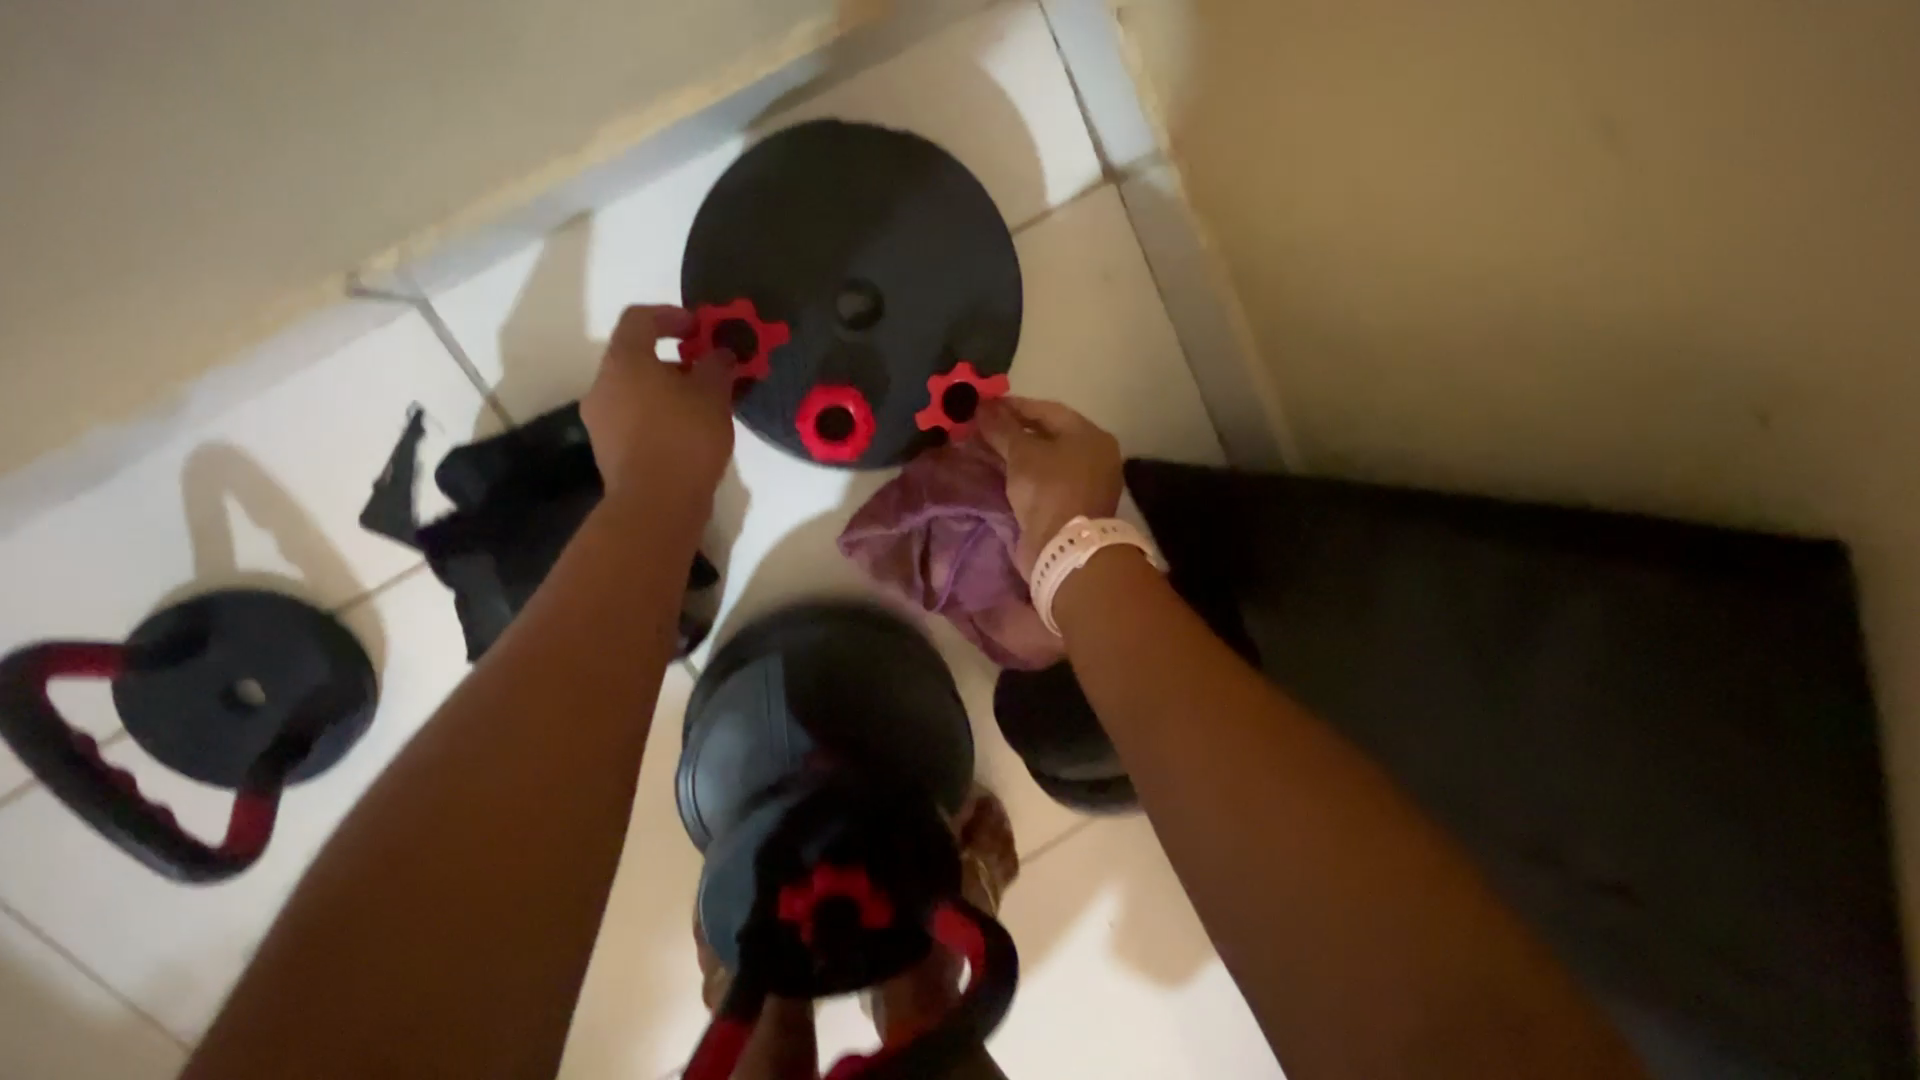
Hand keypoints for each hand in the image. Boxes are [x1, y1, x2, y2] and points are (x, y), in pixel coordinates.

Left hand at [581, 305, 734, 502]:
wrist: (656, 504)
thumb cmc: (684, 438)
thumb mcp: (714, 394)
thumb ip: (717, 365)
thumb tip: (720, 353)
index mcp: (624, 361)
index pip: (639, 318)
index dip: (671, 315)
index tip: (700, 327)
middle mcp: (603, 385)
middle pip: (637, 358)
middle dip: (674, 360)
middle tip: (708, 372)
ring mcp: (601, 421)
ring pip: (636, 392)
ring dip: (668, 392)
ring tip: (704, 408)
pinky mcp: (609, 451)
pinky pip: (636, 421)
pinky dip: (661, 418)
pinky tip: (689, 436)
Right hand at [977, 396, 1122, 576]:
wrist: (1063, 549)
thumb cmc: (1048, 490)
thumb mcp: (1022, 453)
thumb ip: (1001, 428)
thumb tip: (980, 405)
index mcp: (1090, 436)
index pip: (1048, 410)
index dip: (1014, 405)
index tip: (984, 405)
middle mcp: (1092, 456)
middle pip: (1047, 435)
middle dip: (1011, 430)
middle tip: (979, 426)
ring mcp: (1083, 484)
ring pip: (1043, 460)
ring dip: (1013, 454)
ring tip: (982, 447)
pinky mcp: (1070, 507)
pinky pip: (1042, 482)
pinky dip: (1020, 475)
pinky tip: (997, 471)